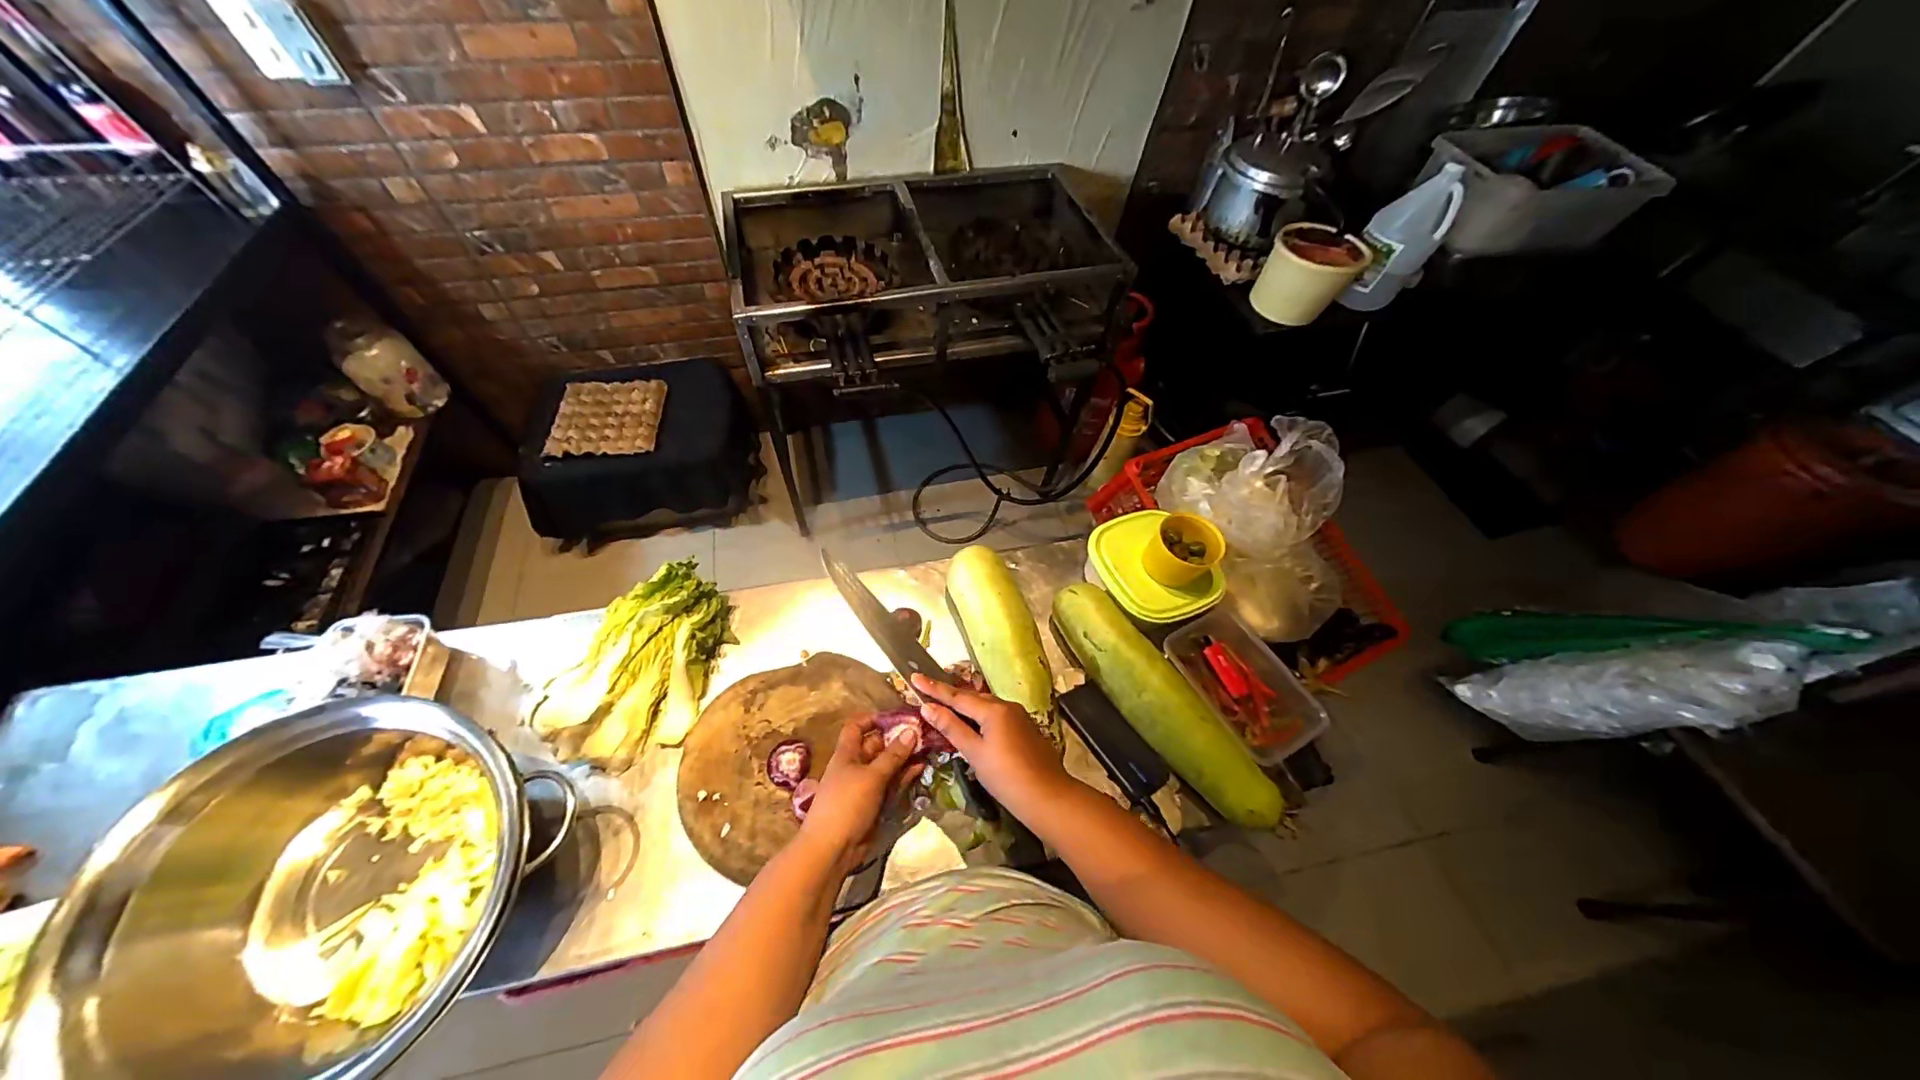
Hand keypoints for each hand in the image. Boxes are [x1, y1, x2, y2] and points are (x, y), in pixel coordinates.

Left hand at [797, 717, 922, 873]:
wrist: (832, 849)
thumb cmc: (846, 804)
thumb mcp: (871, 776)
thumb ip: (893, 755)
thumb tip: (911, 730)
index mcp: (847, 754)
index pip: (856, 727)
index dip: (873, 719)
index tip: (898, 717)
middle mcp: (855, 766)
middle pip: (877, 746)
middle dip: (897, 739)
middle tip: (924, 732)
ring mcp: (865, 786)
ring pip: (887, 766)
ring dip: (905, 758)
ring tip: (928, 749)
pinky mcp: (874, 804)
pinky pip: (891, 785)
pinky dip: (904, 777)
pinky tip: (920, 769)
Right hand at [912, 674, 1073, 818]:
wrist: (1048, 797)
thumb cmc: (1007, 777)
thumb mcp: (975, 753)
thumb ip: (952, 728)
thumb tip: (928, 707)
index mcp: (993, 710)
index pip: (957, 696)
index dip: (934, 688)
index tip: (914, 677)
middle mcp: (1007, 707)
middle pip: (972, 697)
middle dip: (949, 694)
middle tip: (926, 690)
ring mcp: (1019, 717)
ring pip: (985, 706)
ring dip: (964, 705)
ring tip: (944, 705)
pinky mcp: (1024, 730)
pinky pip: (996, 716)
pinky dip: (979, 717)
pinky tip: (971, 724)